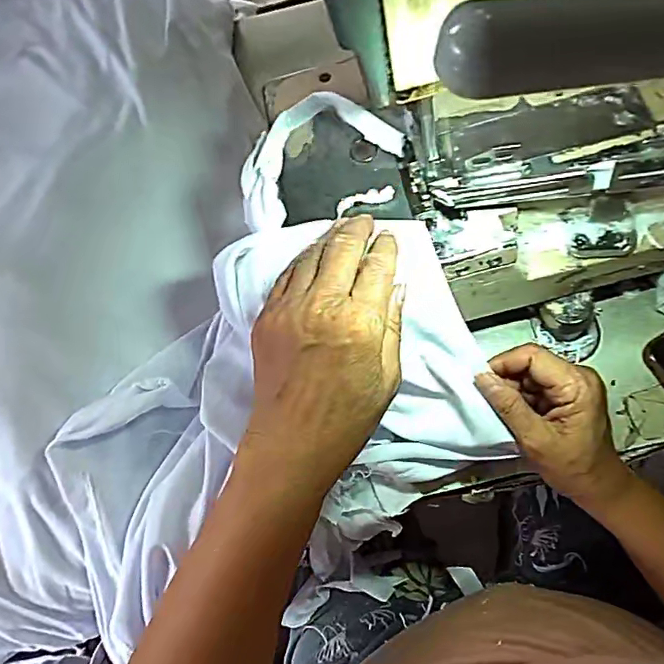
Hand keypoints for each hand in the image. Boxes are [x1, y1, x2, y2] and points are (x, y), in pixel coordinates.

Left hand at [245, 216, 404, 487]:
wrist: (293, 441)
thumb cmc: (341, 420)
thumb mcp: (387, 376)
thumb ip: (392, 327)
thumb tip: (395, 293)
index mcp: (360, 322)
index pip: (377, 267)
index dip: (386, 249)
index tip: (389, 241)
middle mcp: (322, 307)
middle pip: (342, 250)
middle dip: (358, 230)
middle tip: (365, 222)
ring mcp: (290, 310)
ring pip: (311, 256)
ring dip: (329, 239)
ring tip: (340, 231)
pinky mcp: (268, 318)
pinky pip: (285, 276)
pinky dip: (301, 260)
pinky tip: (310, 256)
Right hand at [474, 344, 638, 510]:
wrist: (597, 485)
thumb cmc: (575, 468)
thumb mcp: (535, 439)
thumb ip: (509, 406)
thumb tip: (484, 380)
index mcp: (577, 384)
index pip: (532, 356)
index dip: (503, 364)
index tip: (482, 381)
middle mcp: (579, 377)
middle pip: (530, 363)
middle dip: (506, 380)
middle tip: (490, 402)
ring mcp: (574, 385)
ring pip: (530, 374)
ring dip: (513, 392)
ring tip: (506, 415)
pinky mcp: (567, 394)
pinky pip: (536, 386)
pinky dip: (521, 399)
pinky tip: (518, 417)